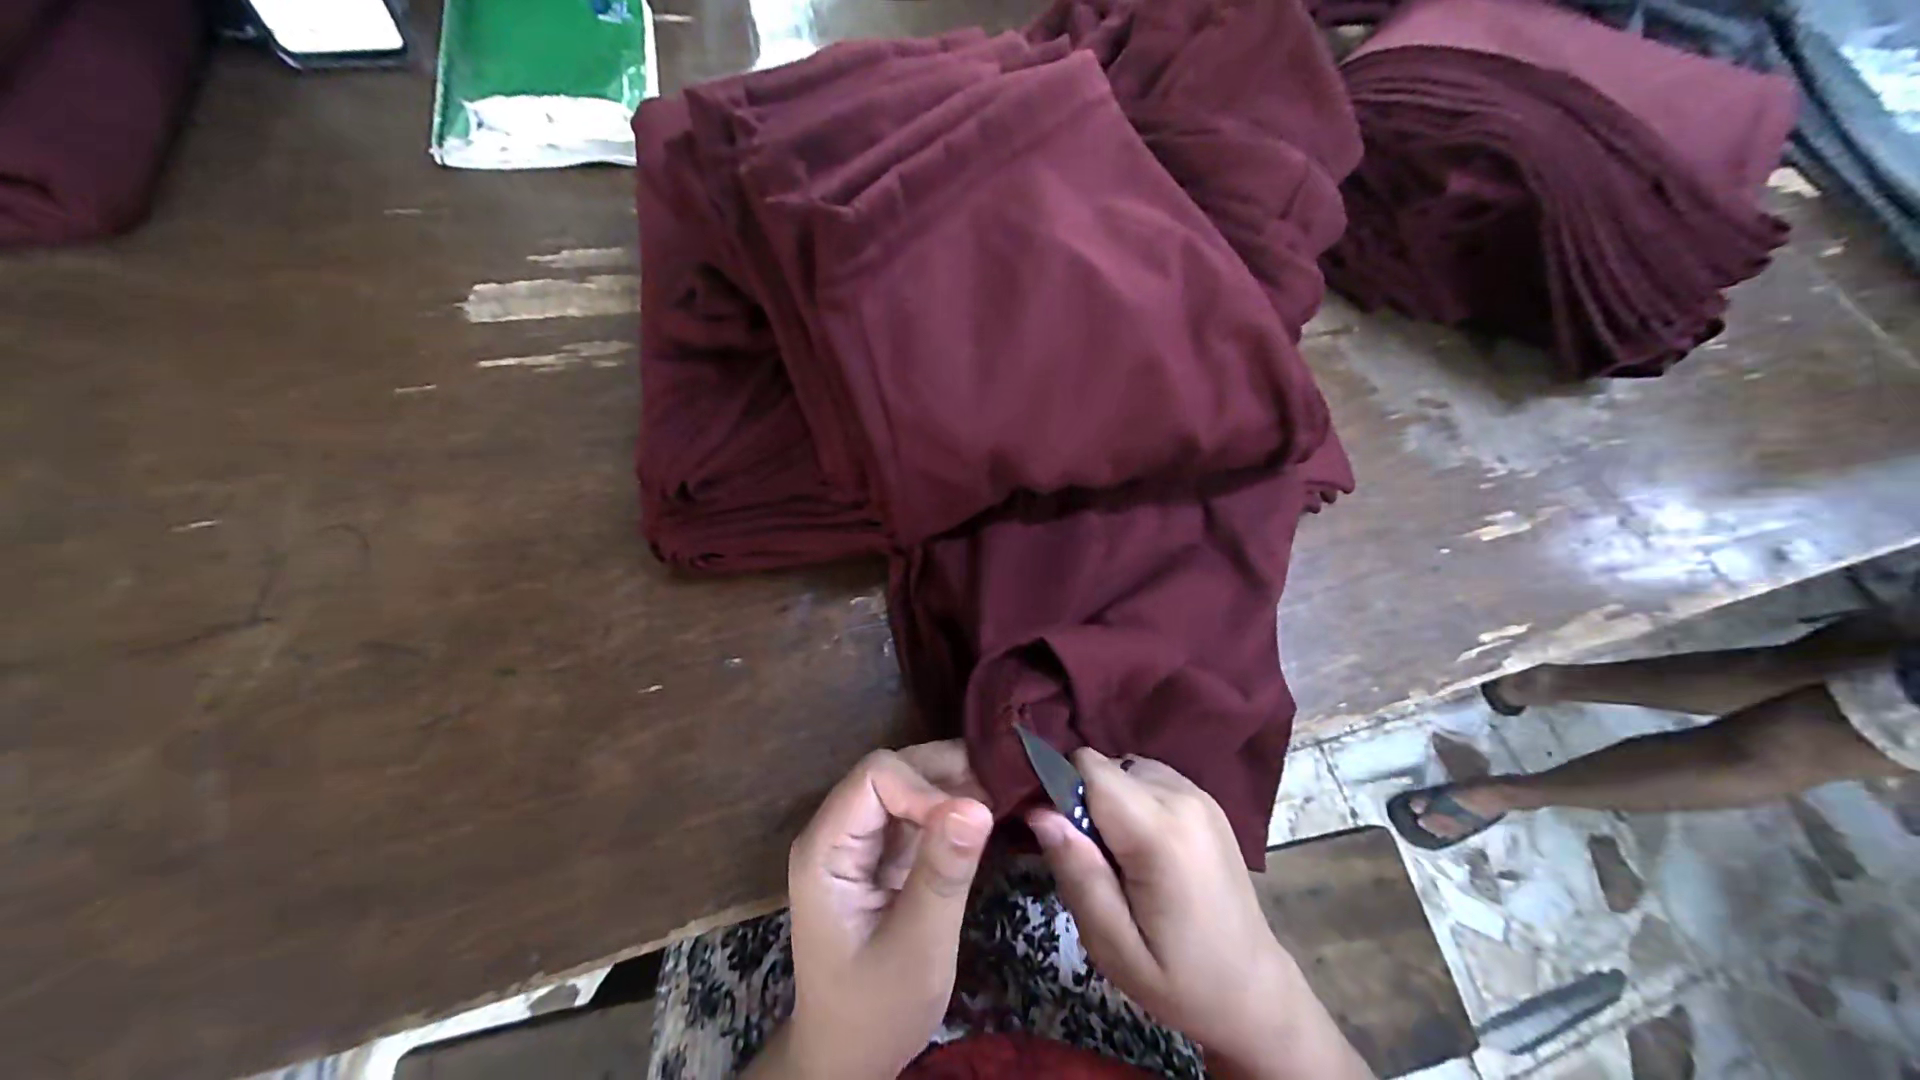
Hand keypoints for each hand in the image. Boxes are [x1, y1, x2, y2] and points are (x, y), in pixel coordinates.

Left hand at [750, 740, 992, 1079]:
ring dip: (954, 787)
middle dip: (946, 775)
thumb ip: (942, 874)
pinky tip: (986, 818)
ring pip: (908, 784)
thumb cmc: (875, 1011)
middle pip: (892, 771)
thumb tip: (976, 804)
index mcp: (826, 849)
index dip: (925, 787)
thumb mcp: (917, 949)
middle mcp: (838, 831)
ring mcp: (860, 841)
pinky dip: (953, 810)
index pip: (875, 777)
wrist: (849, 1055)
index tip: (971, 818)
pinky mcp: (883, 854)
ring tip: (1002, 799)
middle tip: (1003, 790)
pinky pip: (918, 813)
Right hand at [1029, 750, 1371, 1079]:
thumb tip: (1038, 810)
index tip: (1057, 834)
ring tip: (1118, 854)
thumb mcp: (1112, 944)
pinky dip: (1131, 798)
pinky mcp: (1205, 798)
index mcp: (1160, 832)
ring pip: (1123, 767)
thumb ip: (1077, 872)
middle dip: (1083, 800)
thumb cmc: (1177, 978)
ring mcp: (1199, 794)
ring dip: (1107, 799)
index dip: (1060, 789)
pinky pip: (1147, 776)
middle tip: (1092, 859)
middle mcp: (1183, 797)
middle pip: (1104, 766)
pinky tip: (1142, 844)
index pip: (1088, 768)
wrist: (1252, 990)